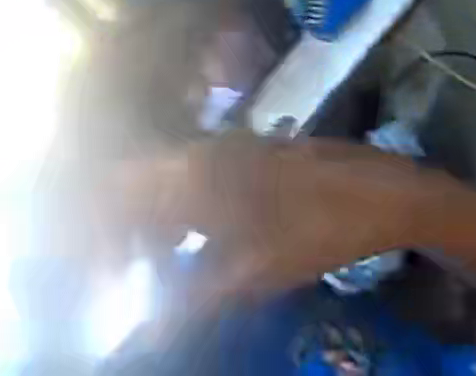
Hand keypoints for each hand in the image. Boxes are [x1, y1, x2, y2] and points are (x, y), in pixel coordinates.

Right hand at [108, 137, 433, 320]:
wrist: (377, 190)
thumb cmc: (316, 228)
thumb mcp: (255, 272)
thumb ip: (195, 294)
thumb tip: (148, 327)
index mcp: (193, 173)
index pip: (121, 188)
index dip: (101, 228)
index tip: (98, 270)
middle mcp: (199, 151)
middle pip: (137, 182)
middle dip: (120, 227)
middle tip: (120, 273)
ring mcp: (221, 148)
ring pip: (163, 181)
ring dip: (149, 220)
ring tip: (149, 264)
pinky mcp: (240, 154)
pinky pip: (190, 179)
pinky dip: (178, 212)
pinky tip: (186, 242)